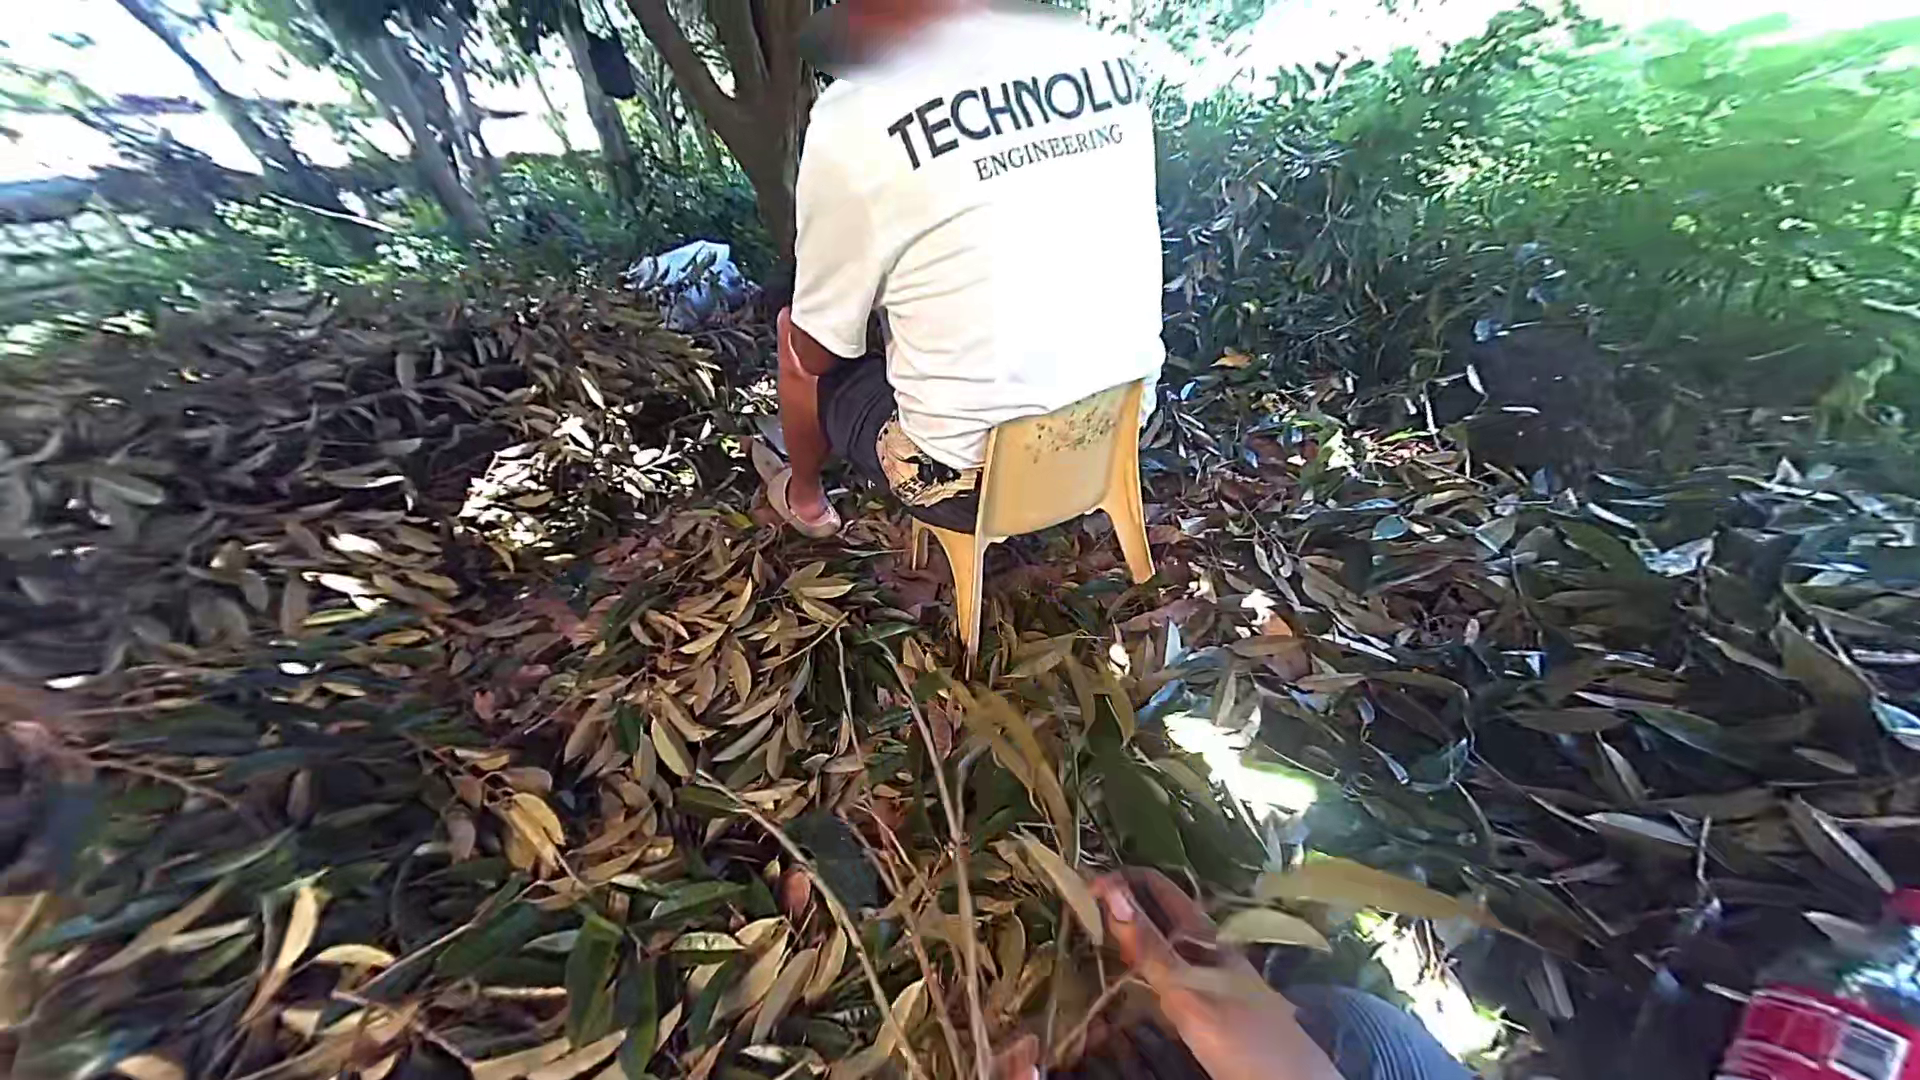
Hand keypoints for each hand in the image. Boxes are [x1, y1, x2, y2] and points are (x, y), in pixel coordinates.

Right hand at [1091, 870, 1340, 1079]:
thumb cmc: (1243, 1037)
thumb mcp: (1187, 988)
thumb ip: (1147, 943)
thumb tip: (1108, 887)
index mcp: (1198, 928)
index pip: (1150, 882)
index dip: (1118, 878)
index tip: (1082, 891)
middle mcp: (1200, 941)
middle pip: (1152, 906)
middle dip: (1117, 902)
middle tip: (1079, 912)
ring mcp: (1204, 970)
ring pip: (1156, 936)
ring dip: (1125, 931)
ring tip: (1092, 938)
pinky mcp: (1204, 998)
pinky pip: (1162, 966)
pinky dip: (1138, 962)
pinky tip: (1125, 977)